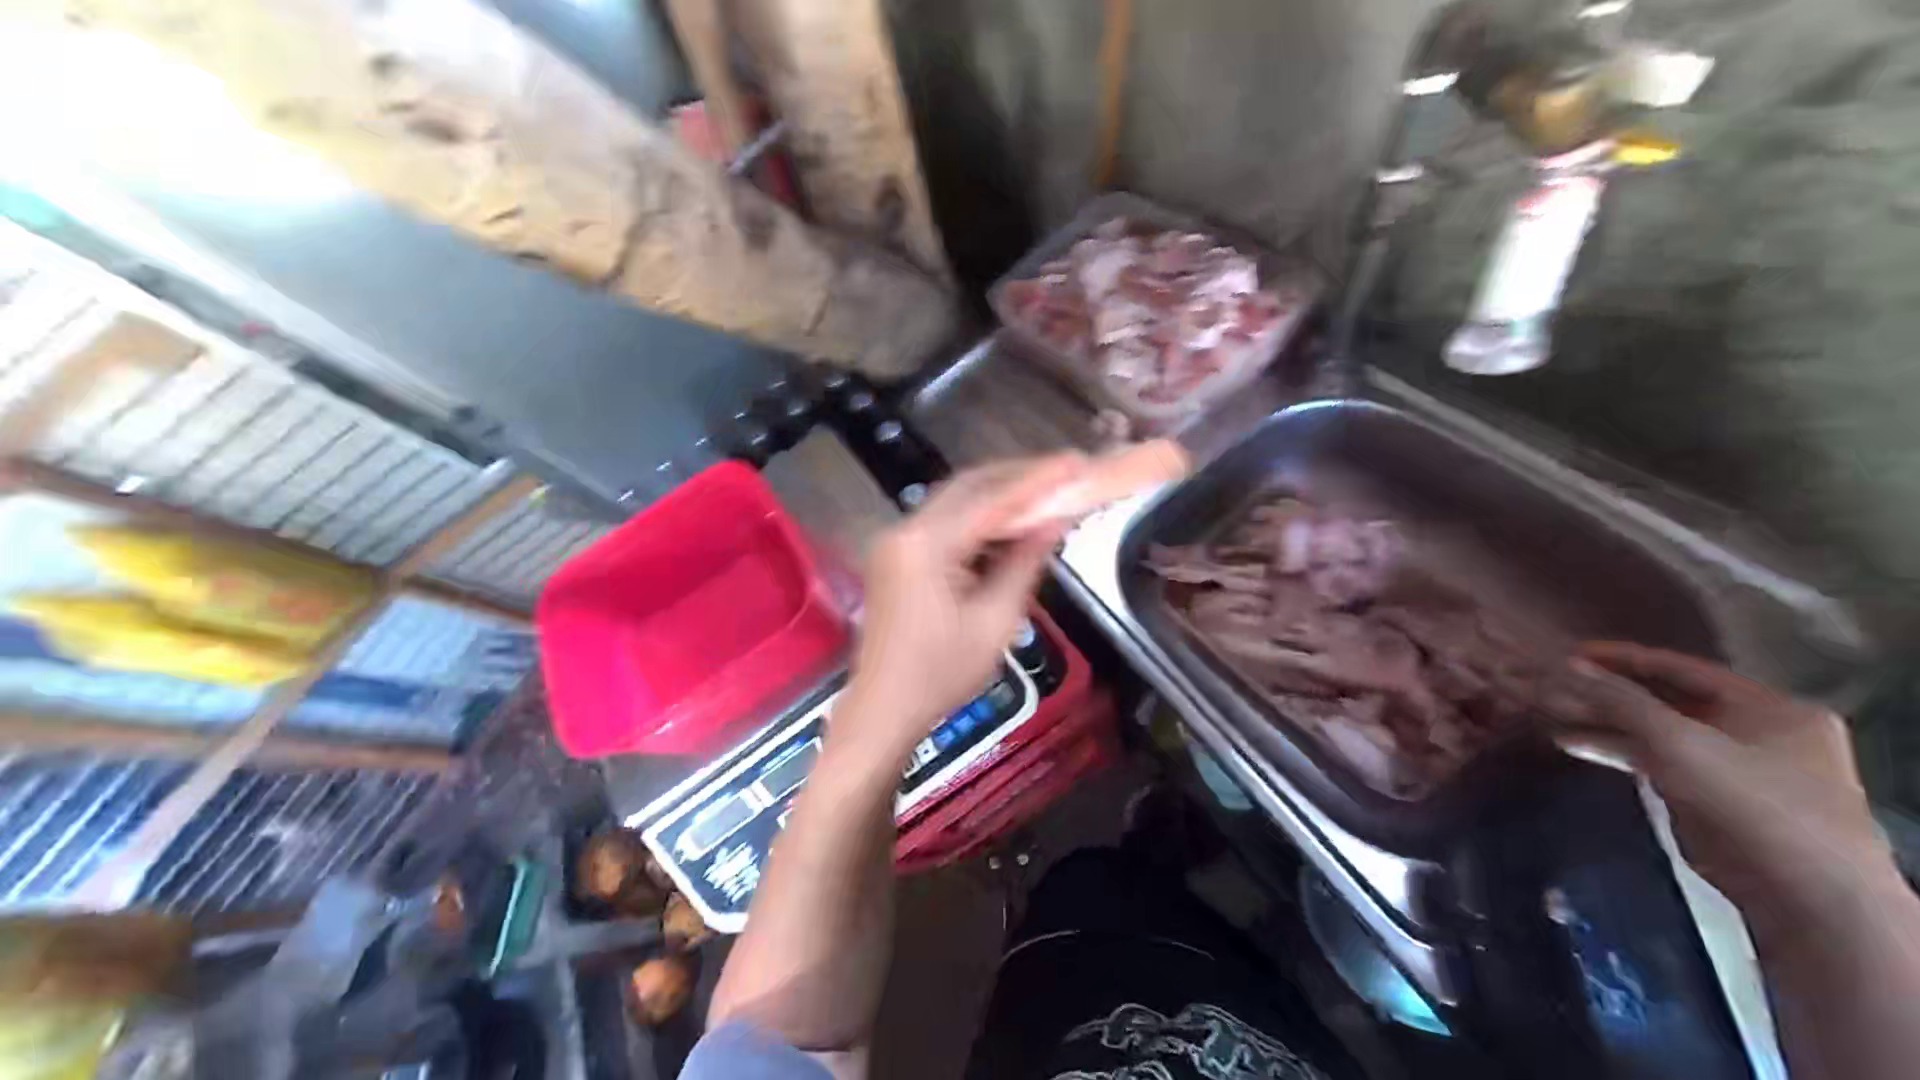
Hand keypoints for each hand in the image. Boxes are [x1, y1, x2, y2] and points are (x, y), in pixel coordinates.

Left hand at [834, 456, 1080, 767]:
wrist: (883, 709)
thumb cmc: (941, 675)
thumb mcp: (995, 622)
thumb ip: (1024, 562)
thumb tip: (1054, 521)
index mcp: (926, 546)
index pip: (990, 499)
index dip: (1037, 480)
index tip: (1075, 462)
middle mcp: (903, 531)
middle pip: (967, 486)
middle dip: (1016, 477)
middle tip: (1062, 472)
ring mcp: (894, 542)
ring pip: (954, 501)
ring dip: (997, 496)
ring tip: (1043, 495)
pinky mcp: (894, 556)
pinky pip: (941, 523)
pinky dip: (975, 519)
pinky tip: (1006, 526)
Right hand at [1555, 642, 1896, 919]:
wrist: (1801, 894)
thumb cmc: (1749, 801)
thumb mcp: (1676, 740)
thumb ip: (1619, 699)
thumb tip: (1566, 665)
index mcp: (1770, 707)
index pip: (1682, 668)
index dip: (1622, 658)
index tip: (1568, 652)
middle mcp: (1756, 729)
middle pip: (1664, 699)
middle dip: (1604, 693)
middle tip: (1551, 685)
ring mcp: (1733, 762)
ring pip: (1653, 729)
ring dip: (1600, 721)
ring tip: (1548, 713)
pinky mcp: (1708, 791)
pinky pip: (1653, 756)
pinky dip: (1613, 748)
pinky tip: (1570, 743)